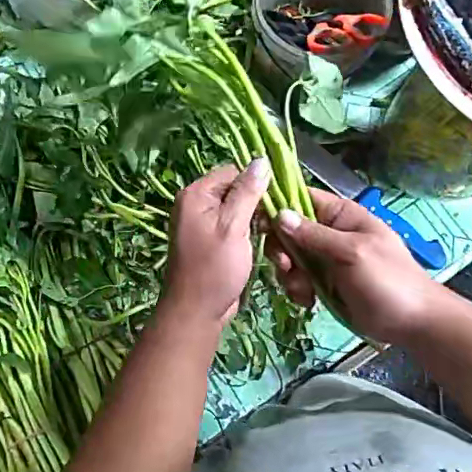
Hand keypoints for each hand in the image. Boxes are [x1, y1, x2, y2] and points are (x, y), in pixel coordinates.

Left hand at [160, 159, 271, 328]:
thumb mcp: (233, 226)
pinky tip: (264, 248)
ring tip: (272, 241)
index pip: (233, 172)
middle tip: (274, 227)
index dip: (256, 184)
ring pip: (240, 211)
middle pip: (237, 190)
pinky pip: (236, 227)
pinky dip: (250, 235)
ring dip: (258, 224)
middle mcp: (196, 204)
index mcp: (196, 194)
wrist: (197, 311)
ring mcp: (203, 223)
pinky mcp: (212, 241)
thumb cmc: (214, 268)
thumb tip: (262, 160)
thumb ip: (248, 192)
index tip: (274, 205)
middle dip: (259, 206)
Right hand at [269, 188, 451, 345]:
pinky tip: (309, 302)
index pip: (300, 197)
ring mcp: (327, 258)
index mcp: (340, 215)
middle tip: (286, 268)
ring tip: (304, 292)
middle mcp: (330, 232)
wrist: (412, 323)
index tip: (259, 226)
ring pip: (291, 258)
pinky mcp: (325, 282)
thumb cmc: (388, 280)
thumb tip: (279, 214)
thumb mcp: (352, 253)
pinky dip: (298, 290)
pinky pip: (299, 279)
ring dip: (290, 275)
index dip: (277, 207)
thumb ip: (314, 235)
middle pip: (289, 231)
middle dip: (283, 250)